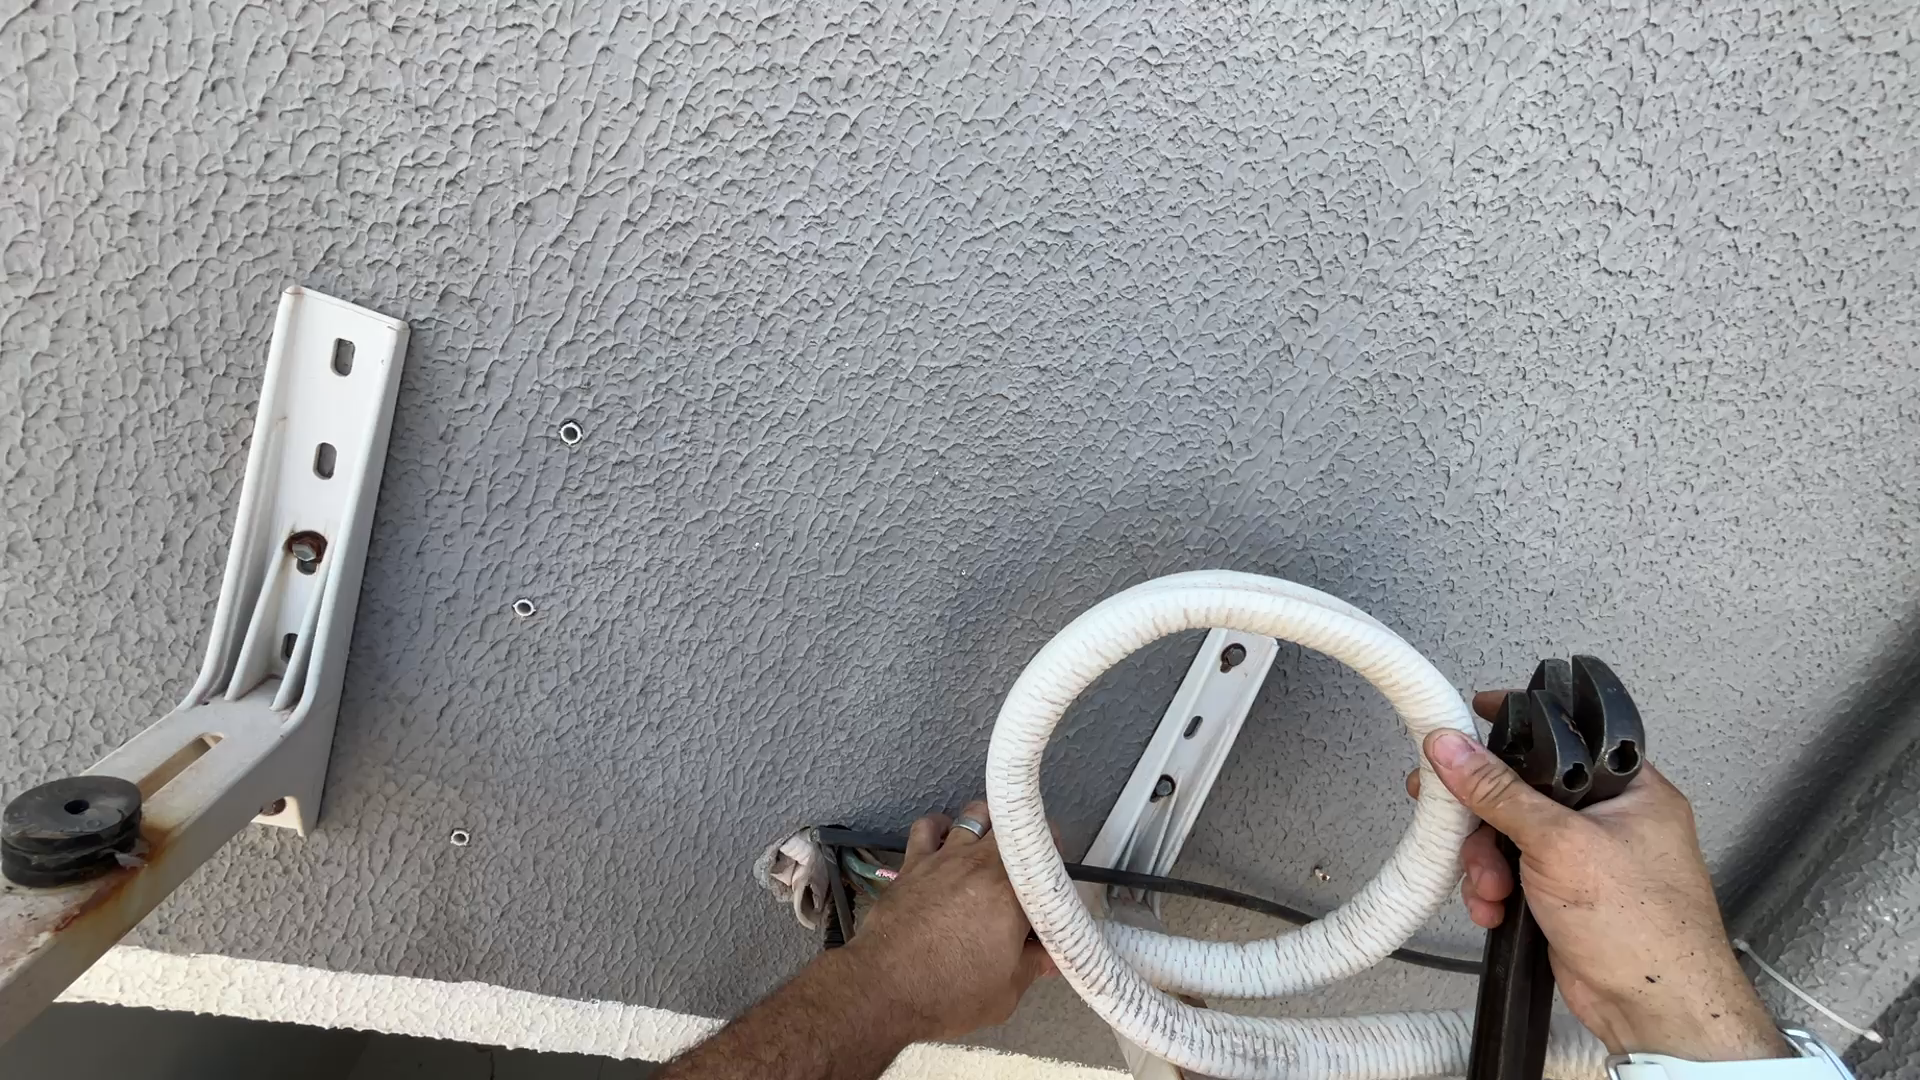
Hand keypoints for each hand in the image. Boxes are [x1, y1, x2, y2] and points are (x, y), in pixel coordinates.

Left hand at [842, 800, 1053, 1041]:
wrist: (885, 988)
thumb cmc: (949, 993)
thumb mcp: (1005, 993)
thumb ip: (1032, 966)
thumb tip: (1050, 956)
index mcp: (1011, 893)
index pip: (1044, 857)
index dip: (1055, 857)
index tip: (1056, 868)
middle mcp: (980, 863)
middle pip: (1012, 827)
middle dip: (1026, 838)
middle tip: (1027, 860)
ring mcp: (946, 857)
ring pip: (975, 814)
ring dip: (989, 823)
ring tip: (992, 841)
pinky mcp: (915, 861)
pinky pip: (928, 825)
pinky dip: (940, 825)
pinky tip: (946, 838)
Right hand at [1413, 691, 1789, 1061]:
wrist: (1656, 1018)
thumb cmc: (1648, 937)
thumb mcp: (1559, 844)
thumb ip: (1497, 790)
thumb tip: (1451, 746)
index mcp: (1628, 791)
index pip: (1564, 734)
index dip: (1516, 722)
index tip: (1474, 712)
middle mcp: (1604, 817)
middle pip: (1515, 785)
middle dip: (1481, 812)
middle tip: (1453, 811)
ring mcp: (1579, 853)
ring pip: (1501, 827)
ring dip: (1482, 857)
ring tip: (1490, 884)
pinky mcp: (1556, 885)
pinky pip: (1502, 864)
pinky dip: (1489, 884)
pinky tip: (1494, 903)